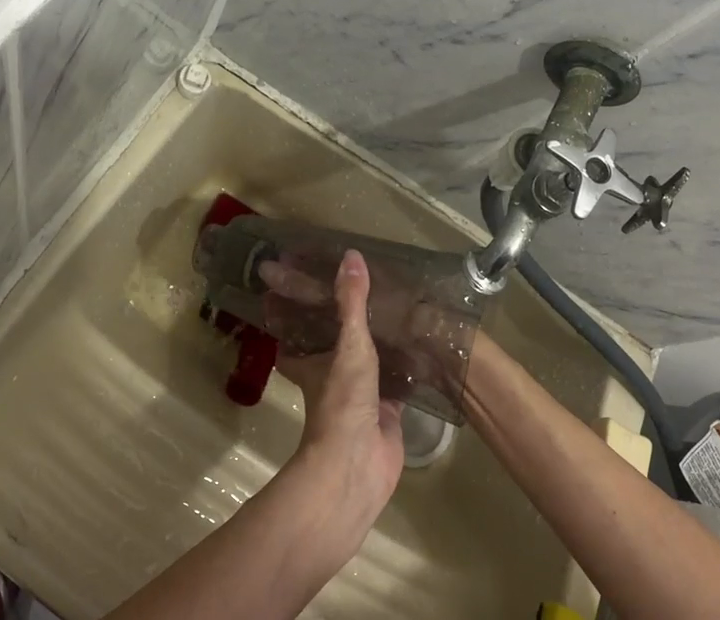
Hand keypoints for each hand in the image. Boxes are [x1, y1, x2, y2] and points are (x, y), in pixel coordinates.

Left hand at [259, 250, 405, 548]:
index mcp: (310, 361)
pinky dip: (406, 368)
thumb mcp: (348, 345)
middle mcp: (331, 375)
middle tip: (367, 290)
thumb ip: (351, 303)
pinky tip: (423, 347)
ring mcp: (360, 394)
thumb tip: (351, 255)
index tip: (305, 284)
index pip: (296, 331)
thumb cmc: (341, 401)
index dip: (297, 310)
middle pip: (335, 343)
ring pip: (368, 361)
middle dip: (347, 322)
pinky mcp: (387, 410)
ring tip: (399, 310)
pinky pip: (396, 382)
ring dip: (379, 343)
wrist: (358, 465)